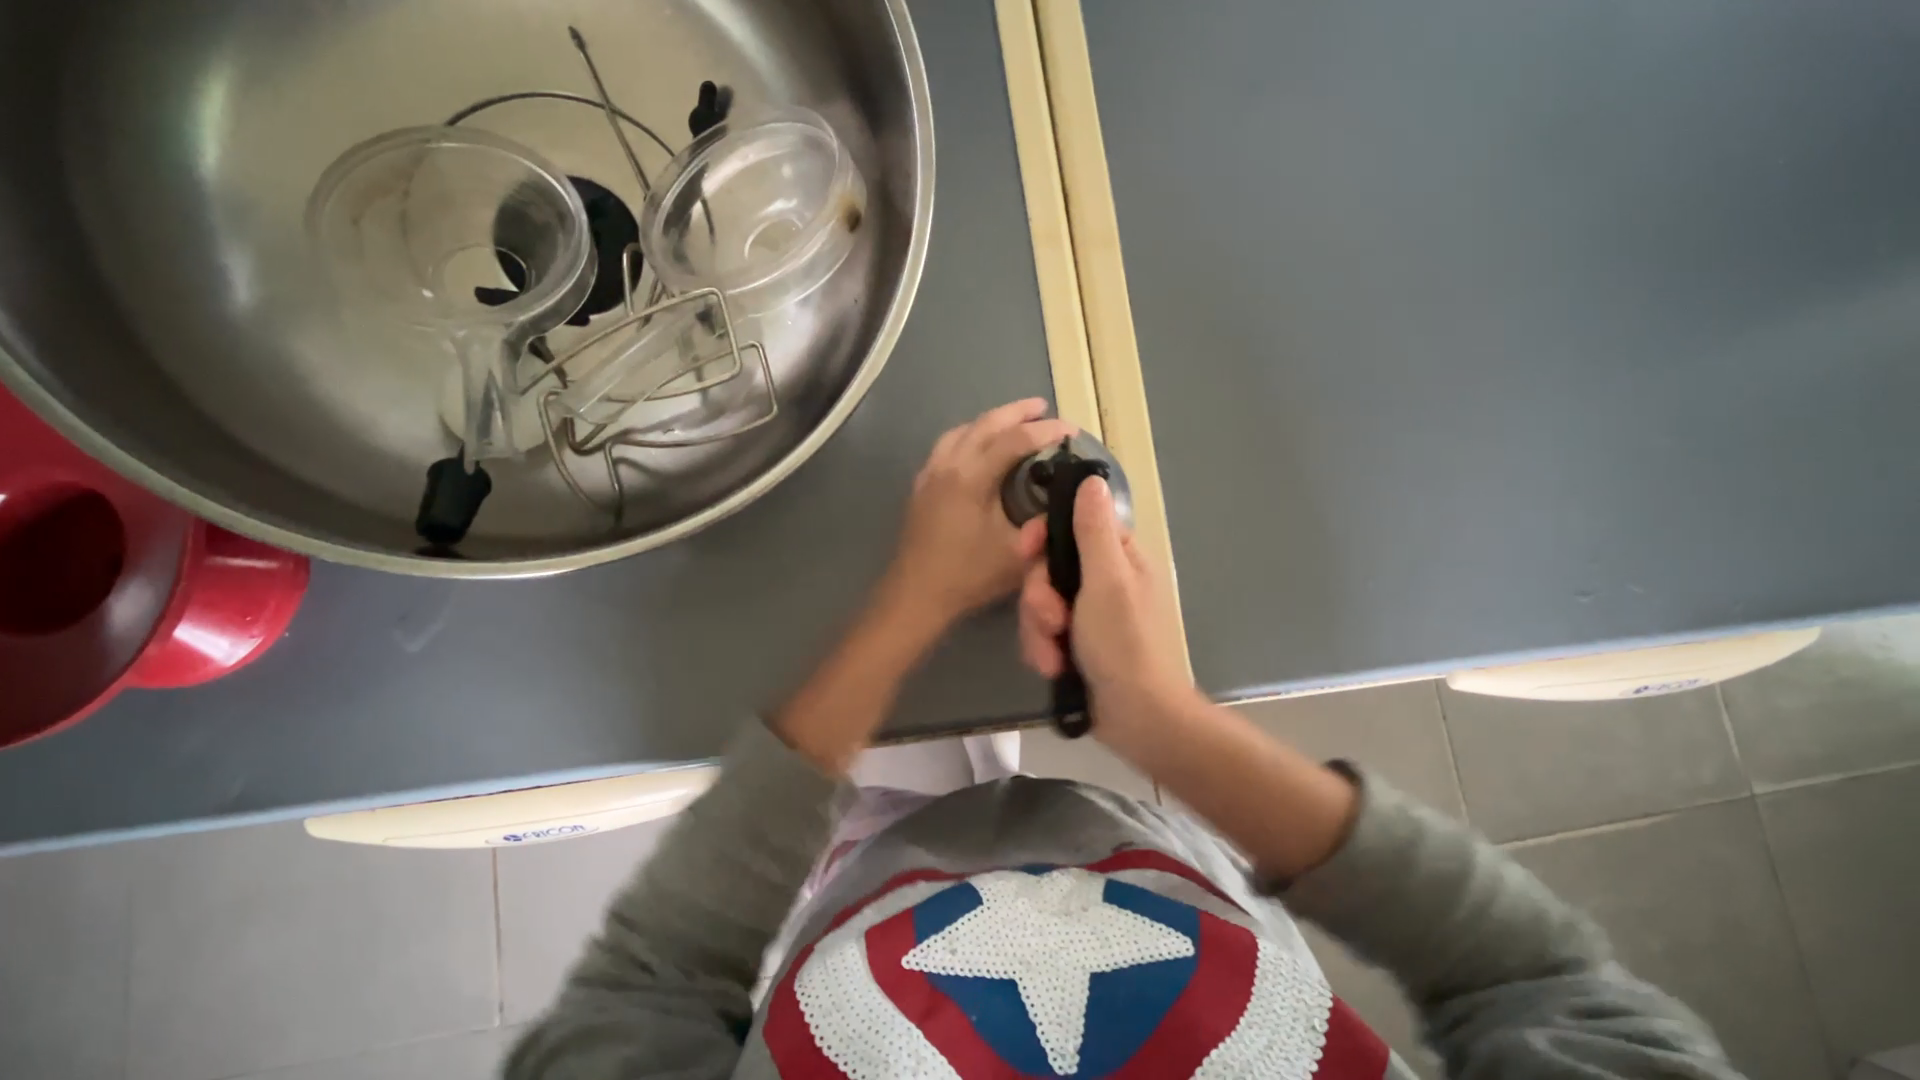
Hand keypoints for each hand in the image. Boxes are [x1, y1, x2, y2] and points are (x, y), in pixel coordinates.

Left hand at [884, 399, 1076, 628]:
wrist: (916, 596)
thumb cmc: (967, 576)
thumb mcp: (1017, 554)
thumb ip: (1043, 525)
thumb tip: (1067, 504)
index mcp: (971, 477)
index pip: (1014, 440)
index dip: (1045, 431)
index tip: (1071, 430)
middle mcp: (948, 465)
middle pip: (985, 424)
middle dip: (1016, 413)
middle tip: (1043, 408)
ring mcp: (930, 474)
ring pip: (962, 431)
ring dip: (990, 421)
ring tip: (1014, 422)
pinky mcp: (921, 487)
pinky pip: (948, 446)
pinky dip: (970, 436)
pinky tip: (980, 448)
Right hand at [1016, 474, 1190, 722]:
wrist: (1134, 716)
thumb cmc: (1124, 643)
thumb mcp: (1107, 580)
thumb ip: (1093, 530)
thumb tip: (1092, 479)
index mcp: (1118, 558)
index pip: (1070, 526)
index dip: (1042, 537)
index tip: (1024, 550)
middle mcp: (1102, 581)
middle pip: (1047, 568)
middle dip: (1039, 596)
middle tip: (1051, 619)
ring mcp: (1087, 614)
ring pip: (1040, 603)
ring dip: (1039, 629)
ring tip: (1053, 654)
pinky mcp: (1073, 644)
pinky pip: (1041, 633)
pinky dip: (1043, 650)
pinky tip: (1053, 667)